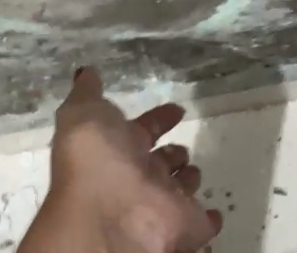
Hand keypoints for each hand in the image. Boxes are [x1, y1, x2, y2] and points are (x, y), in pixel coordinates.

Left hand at [19, 68, 222, 252]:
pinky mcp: (188, 224)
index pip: (142, 130)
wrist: (110, 220)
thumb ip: (86, 94)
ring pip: (181, 188)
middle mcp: (140, 177)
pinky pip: (203, 222)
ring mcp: (164, 202)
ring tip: (194, 172)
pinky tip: (213, 212)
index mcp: (118, 151)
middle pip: (161, 163)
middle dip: (173, 153)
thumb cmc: (96, 163)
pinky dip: (208, 218)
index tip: (176, 109)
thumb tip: (86, 72)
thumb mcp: (82, 115)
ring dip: (188, 180)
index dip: (158, 119)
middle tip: (183, 147)